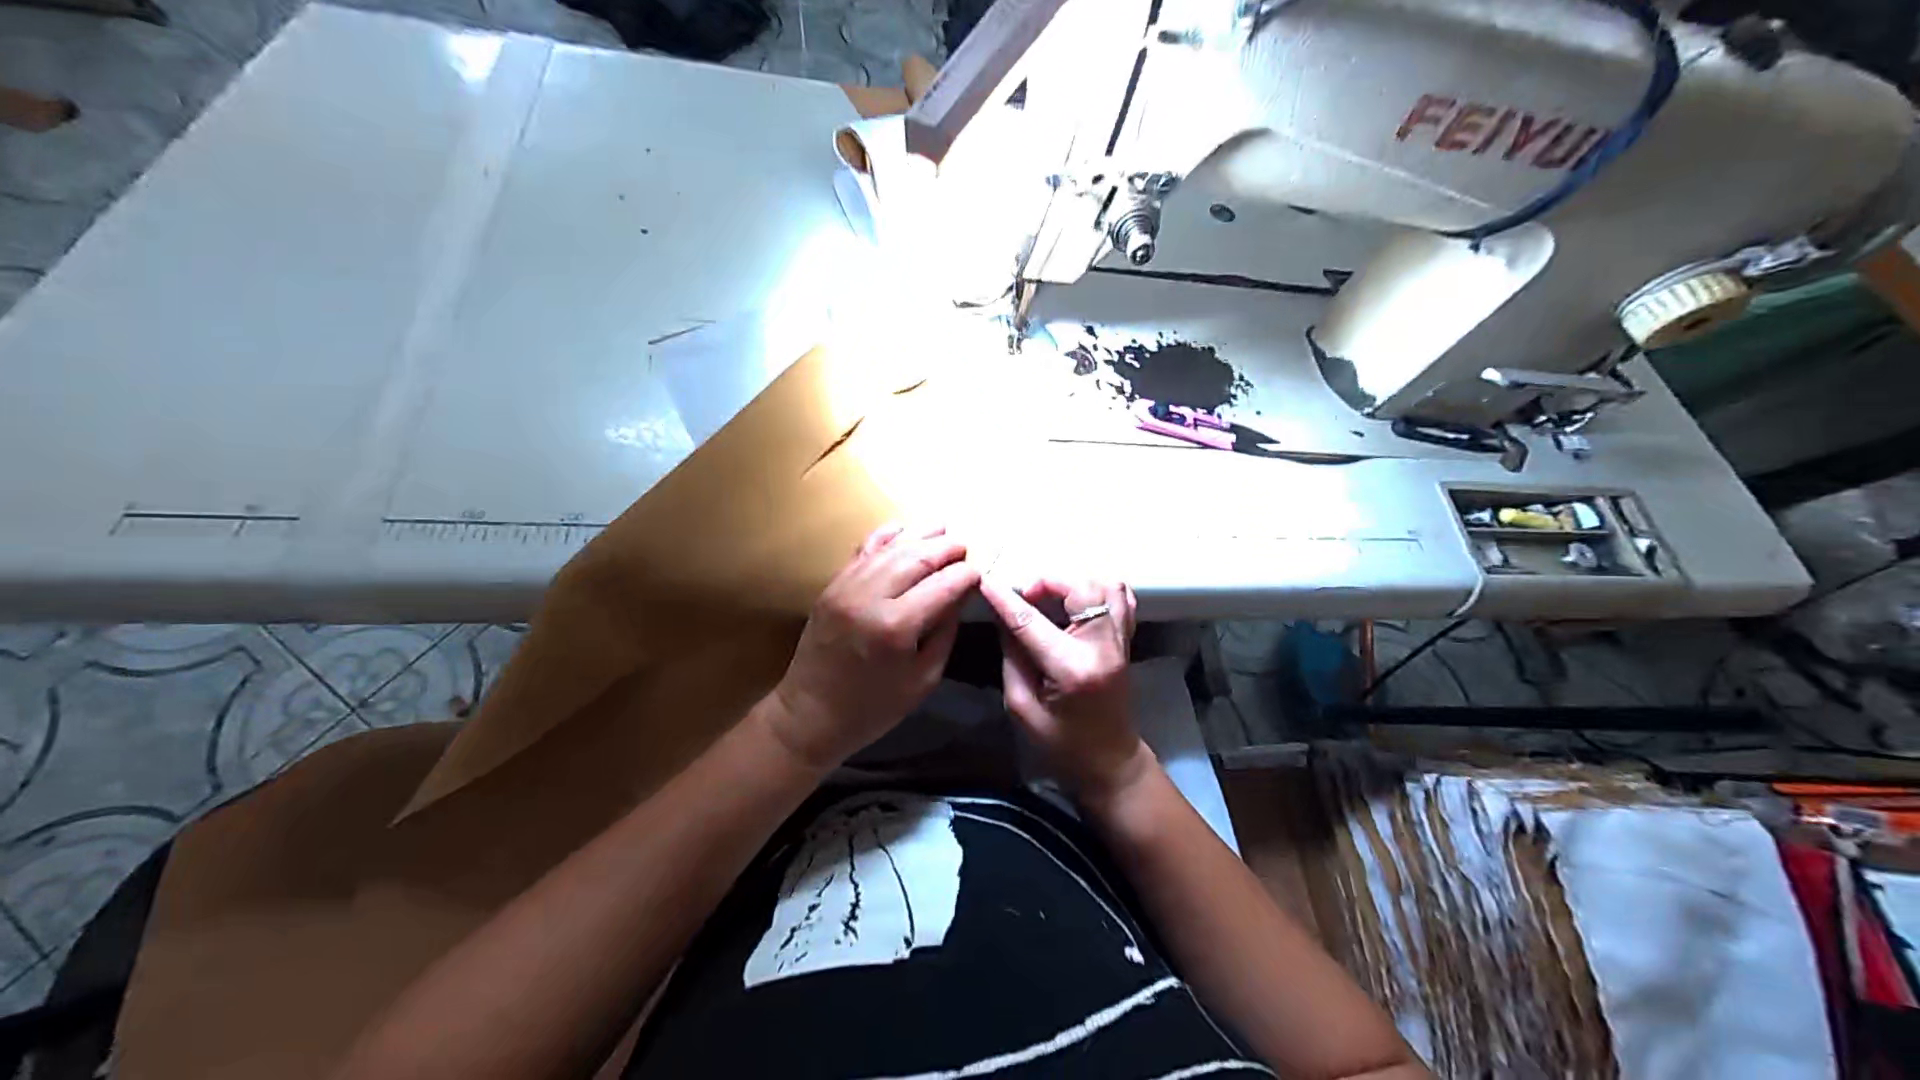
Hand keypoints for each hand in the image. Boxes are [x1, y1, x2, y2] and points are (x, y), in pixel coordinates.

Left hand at [768, 524, 980, 769]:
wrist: (809, 716)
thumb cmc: (873, 708)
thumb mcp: (922, 679)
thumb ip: (944, 632)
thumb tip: (961, 595)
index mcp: (896, 627)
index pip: (942, 585)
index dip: (966, 575)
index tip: (980, 572)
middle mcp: (870, 598)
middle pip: (917, 558)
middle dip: (946, 548)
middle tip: (965, 546)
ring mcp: (846, 588)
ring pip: (890, 548)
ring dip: (919, 535)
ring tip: (943, 529)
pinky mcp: (831, 587)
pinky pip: (862, 552)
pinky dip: (884, 537)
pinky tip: (902, 528)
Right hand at [981, 576, 1150, 800]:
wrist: (1110, 761)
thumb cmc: (1061, 743)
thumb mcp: (1021, 706)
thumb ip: (1012, 655)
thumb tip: (1004, 614)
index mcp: (1072, 668)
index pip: (1032, 621)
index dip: (1004, 598)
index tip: (985, 580)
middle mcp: (1103, 647)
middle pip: (1081, 588)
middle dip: (1047, 582)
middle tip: (1025, 596)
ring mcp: (1121, 641)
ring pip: (1106, 586)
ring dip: (1074, 583)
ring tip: (1051, 597)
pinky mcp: (1127, 640)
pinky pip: (1121, 597)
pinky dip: (1098, 589)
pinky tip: (1077, 600)